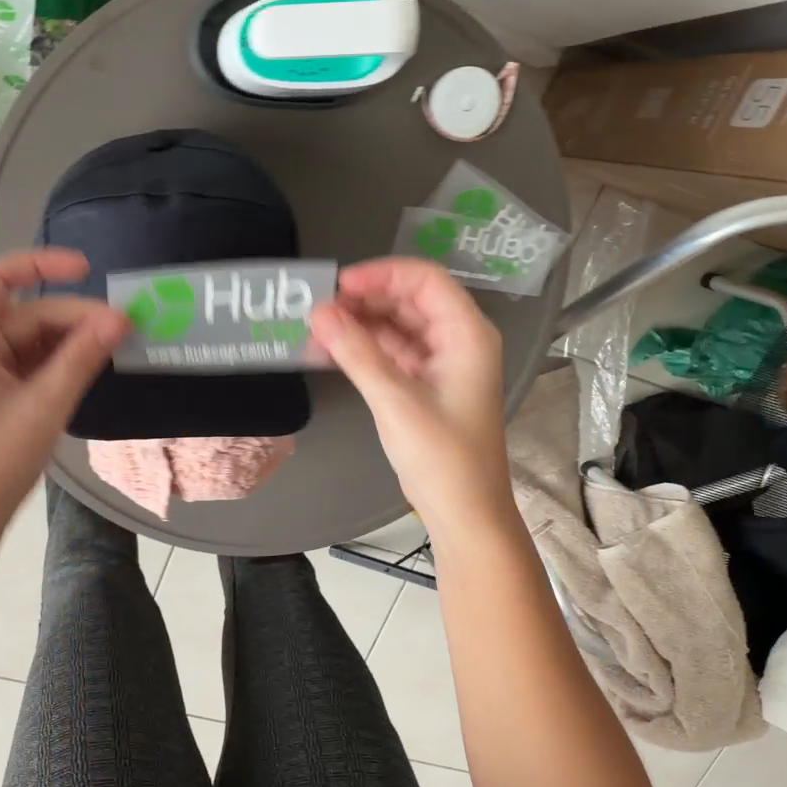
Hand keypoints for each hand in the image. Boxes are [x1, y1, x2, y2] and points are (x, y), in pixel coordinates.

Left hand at [0, 249, 126, 545]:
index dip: (41, 264)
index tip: (88, 269)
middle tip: (124, 327)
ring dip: (70, 341)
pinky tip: (92, 367)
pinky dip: (60, 364)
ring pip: (31, 341)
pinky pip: (30, 366)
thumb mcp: (43, 407)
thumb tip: (121, 319)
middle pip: (25, 315)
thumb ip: (81, 358)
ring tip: (116, 346)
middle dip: (73, 317)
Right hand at [310, 257, 512, 526]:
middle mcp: (457, 340)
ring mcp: (442, 363)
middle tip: (320, 307)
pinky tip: (334, 349)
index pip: (424, 280)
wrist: (464, 512)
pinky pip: (393, 351)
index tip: (339, 285)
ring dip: (362, 323)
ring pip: (399, 325)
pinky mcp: (425, 384)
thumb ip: (357, 353)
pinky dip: (365, 347)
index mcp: (466, 334)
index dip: (381, 274)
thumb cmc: (442, 457)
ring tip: (320, 327)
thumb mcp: (396, 400)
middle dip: (366, 298)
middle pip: (410, 299)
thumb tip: (319, 313)